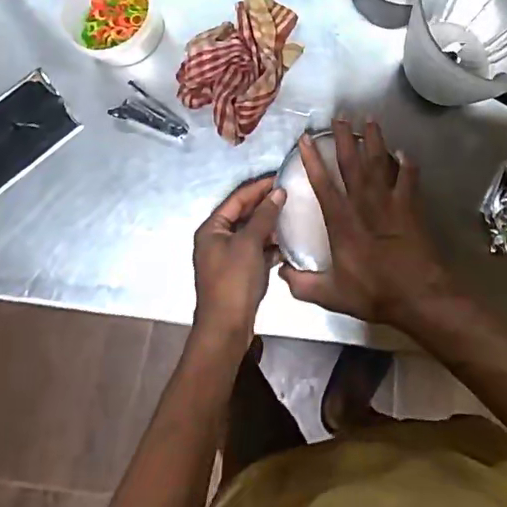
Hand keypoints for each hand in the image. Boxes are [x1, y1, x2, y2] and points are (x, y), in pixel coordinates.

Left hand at [192, 175, 283, 344]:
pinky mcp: (240, 272)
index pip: (238, 198)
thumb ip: (264, 215)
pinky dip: (270, 245)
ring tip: (293, 214)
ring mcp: (228, 256)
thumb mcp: (249, 243)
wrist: (226, 329)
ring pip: (251, 232)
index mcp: (212, 228)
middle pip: (244, 214)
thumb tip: (278, 192)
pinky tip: (289, 242)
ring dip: (270, 224)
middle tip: (291, 193)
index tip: (281, 176)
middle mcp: (217, 239)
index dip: (259, 186)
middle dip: (266, 204)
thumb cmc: (233, 281)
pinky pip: (256, 250)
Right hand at [280, 119, 454, 327]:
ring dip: (375, 141)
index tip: (306, 139)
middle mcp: (364, 204)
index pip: (323, 184)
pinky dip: (407, 165)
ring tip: (370, 120)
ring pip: (380, 163)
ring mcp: (390, 203)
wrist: (419, 296)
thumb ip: (304, 285)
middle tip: (340, 117)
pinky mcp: (411, 208)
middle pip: (352, 164)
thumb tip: (281, 273)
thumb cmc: (375, 292)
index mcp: (342, 222)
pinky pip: (409, 179)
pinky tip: (404, 152)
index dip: (313, 160)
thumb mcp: (332, 295)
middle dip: (345, 138)